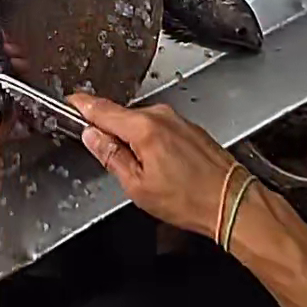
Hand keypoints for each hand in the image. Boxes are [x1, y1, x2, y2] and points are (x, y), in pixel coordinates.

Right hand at [66, 94, 240, 237]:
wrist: (236, 204)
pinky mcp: (188, 127)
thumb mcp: (138, 186)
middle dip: (108, 130)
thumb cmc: (191, 200)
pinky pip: (157, 126)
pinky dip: (149, 139)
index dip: (81, 105)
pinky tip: (161, 165)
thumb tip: (91, 136)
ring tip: (143, 170)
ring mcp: (175, 119)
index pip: (101, 108)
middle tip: (108, 157)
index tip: (70, 102)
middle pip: (119, 115)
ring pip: (139, 122)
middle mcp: (159, 115)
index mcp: (142, 127)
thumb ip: (110, 156)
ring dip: (131, 137)